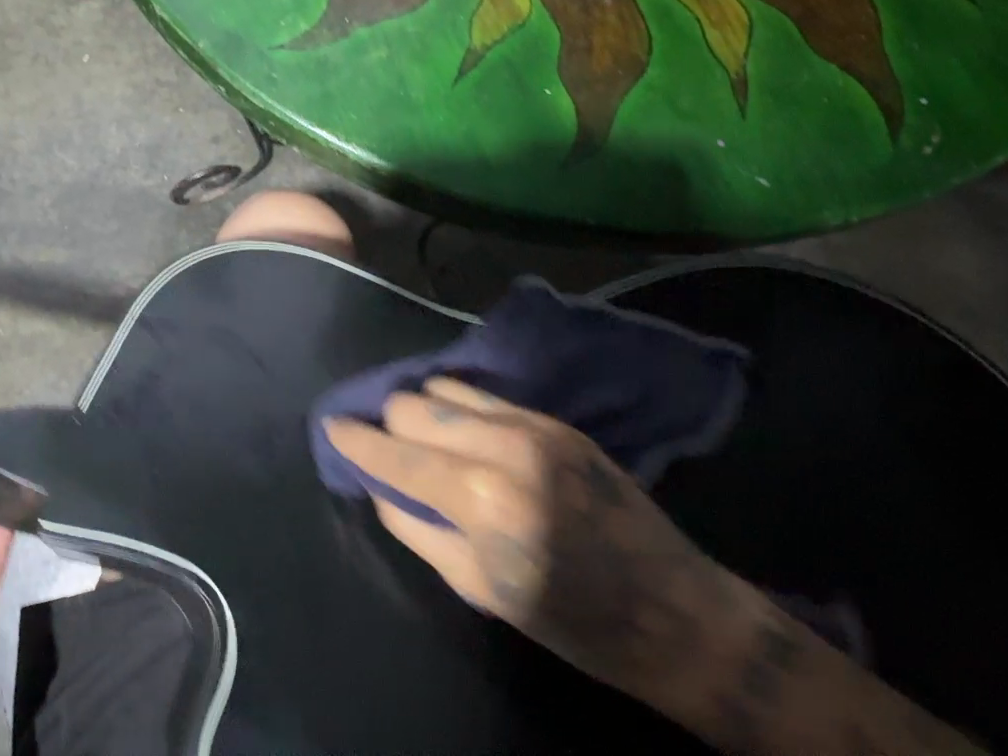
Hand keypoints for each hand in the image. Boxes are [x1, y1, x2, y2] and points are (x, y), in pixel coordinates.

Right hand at [325, 377, 729, 703]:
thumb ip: (415, 526)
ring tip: (420, 437)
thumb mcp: (476, 585)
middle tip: (381, 448)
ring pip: (446, 389)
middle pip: (412, 406)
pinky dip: (458, 409)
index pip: (393, 453)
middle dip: (387, 426)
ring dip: (421, 410)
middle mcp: (505, 447)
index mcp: (481, 499)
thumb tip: (379, 484)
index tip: (330, 429)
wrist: (677, 614)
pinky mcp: (559, 422)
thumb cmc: (569, 619)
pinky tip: (459, 433)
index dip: (353, 441)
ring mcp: (536, 427)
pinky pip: (486, 397)